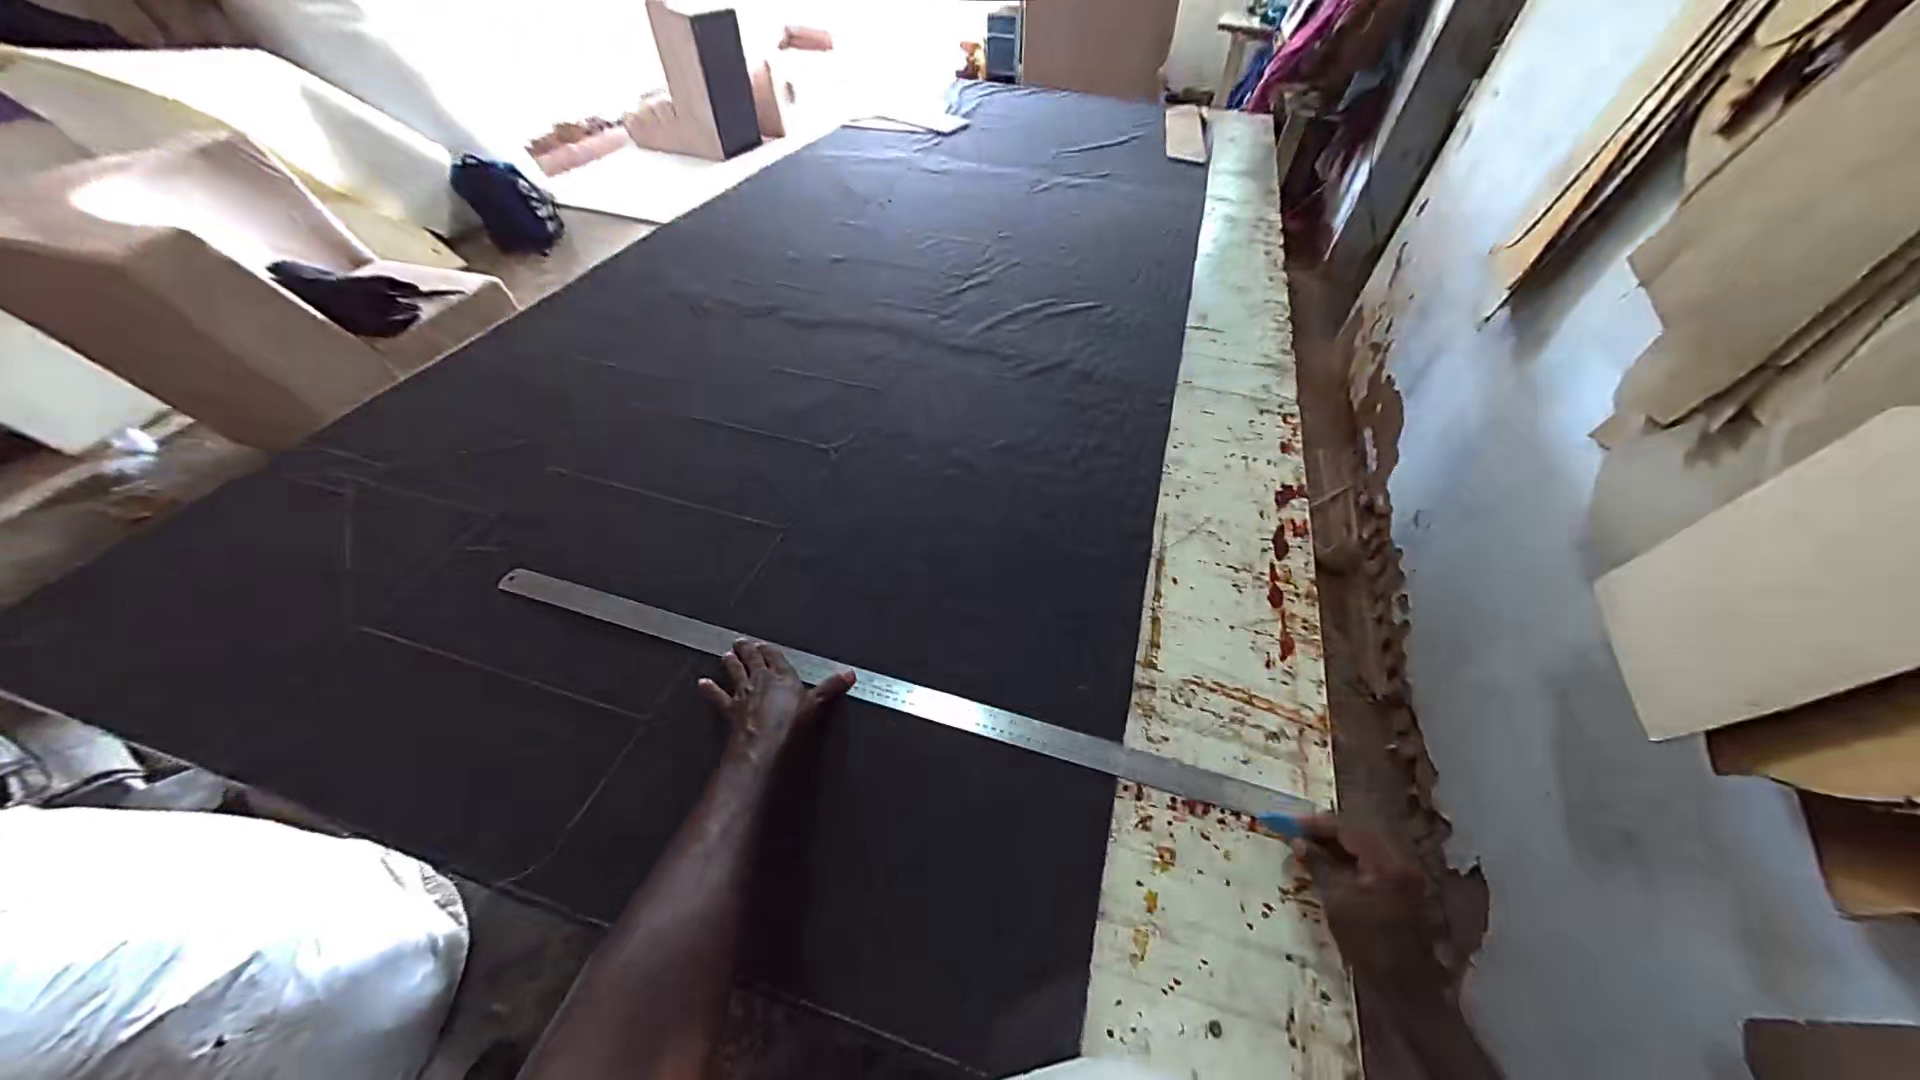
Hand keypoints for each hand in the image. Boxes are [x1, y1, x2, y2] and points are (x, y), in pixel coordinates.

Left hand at [697, 639, 854, 761]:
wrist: (762, 744)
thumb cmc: (789, 725)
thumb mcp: (818, 705)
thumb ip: (832, 688)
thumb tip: (848, 674)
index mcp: (782, 677)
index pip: (776, 658)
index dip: (770, 651)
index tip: (766, 646)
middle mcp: (761, 681)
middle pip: (753, 661)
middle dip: (748, 651)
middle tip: (741, 642)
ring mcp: (743, 694)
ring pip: (735, 673)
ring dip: (731, 664)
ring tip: (726, 655)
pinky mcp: (730, 710)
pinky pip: (717, 696)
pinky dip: (709, 690)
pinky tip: (702, 684)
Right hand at [1291, 815, 1433, 985]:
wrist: (1405, 990)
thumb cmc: (1367, 944)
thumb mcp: (1335, 900)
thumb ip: (1318, 864)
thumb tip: (1299, 842)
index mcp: (1388, 863)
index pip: (1349, 828)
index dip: (1317, 824)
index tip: (1290, 824)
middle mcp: (1404, 863)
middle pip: (1361, 832)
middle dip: (1328, 830)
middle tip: (1299, 833)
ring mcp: (1408, 876)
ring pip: (1368, 845)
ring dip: (1339, 843)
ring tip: (1310, 847)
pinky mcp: (1406, 889)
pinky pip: (1375, 861)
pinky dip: (1352, 858)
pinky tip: (1331, 864)